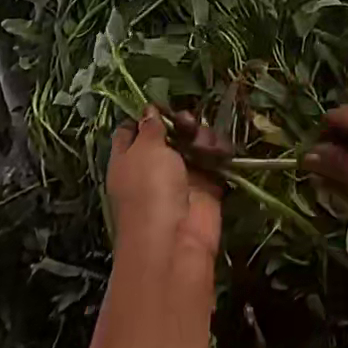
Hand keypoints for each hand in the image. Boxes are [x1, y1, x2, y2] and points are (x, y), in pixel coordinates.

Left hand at [108, 108, 223, 255]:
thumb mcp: (144, 149)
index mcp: (127, 158)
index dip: (145, 115)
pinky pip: (214, 163)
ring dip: (202, 137)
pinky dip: (219, 155)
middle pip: (168, 134)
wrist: (175, 243)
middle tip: (188, 123)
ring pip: (193, 145)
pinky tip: (220, 152)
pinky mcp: (206, 190)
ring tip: (205, 144)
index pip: (132, 130)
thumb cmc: (149, 189)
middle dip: (181, 123)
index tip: (161, 104)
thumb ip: (150, 126)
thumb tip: (149, 110)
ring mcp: (180, 179)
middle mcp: (152, 167)